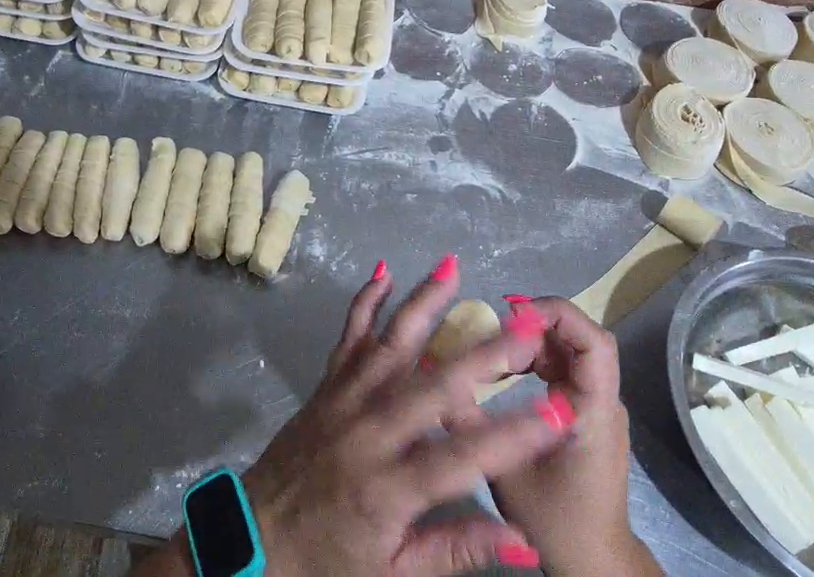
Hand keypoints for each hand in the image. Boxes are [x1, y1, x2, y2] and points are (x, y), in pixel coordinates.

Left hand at [241, 259, 572, 575]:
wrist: (252, 541)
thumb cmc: (328, 562)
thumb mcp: (393, 574)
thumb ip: (458, 550)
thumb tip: (525, 542)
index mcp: (388, 489)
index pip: (461, 459)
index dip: (513, 437)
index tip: (560, 412)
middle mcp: (367, 435)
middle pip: (432, 386)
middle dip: (484, 353)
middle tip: (527, 323)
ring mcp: (342, 402)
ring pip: (389, 344)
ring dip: (423, 303)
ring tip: (453, 268)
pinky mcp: (324, 387)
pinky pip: (347, 338)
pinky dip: (365, 303)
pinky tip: (383, 273)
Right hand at [484, 297, 662, 576]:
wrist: (592, 562)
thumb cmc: (553, 522)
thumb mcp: (502, 471)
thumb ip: (468, 420)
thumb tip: (430, 372)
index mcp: (594, 411)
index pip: (594, 343)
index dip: (557, 316)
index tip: (512, 313)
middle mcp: (603, 401)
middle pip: (579, 338)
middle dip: (535, 325)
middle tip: (492, 329)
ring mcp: (596, 406)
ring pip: (569, 351)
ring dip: (532, 342)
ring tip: (491, 350)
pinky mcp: (583, 414)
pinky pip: (563, 370)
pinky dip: (534, 361)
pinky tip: (502, 371)